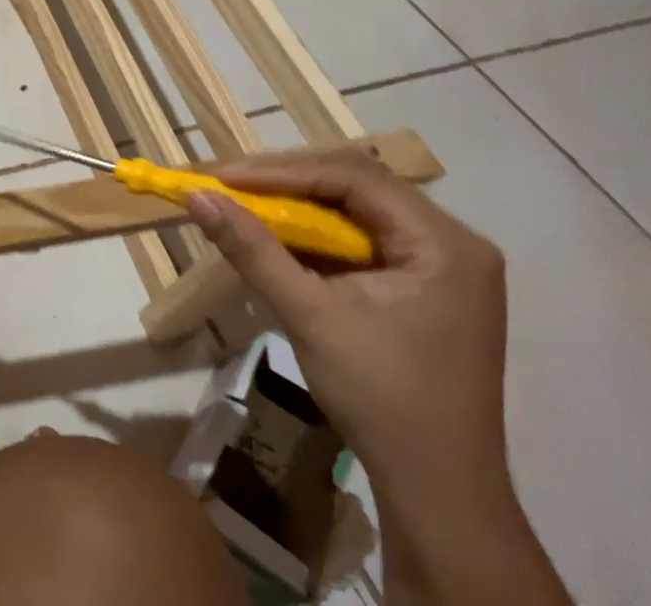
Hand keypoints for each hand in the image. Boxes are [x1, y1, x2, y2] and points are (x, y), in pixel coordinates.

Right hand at [185, 150, 507, 486]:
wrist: (437, 479)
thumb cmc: (380, 392)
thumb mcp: (309, 314)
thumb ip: (253, 250)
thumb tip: (197, 197)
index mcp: (445, 243)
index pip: (355, 178)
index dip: (282, 171)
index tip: (221, 177)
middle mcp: (454, 244)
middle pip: (362, 188)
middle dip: (288, 183)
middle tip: (226, 188)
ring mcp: (444, 270)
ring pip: (361, 215)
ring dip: (300, 209)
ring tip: (243, 209)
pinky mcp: (426, 292)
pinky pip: (365, 246)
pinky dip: (318, 240)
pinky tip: (280, 244)